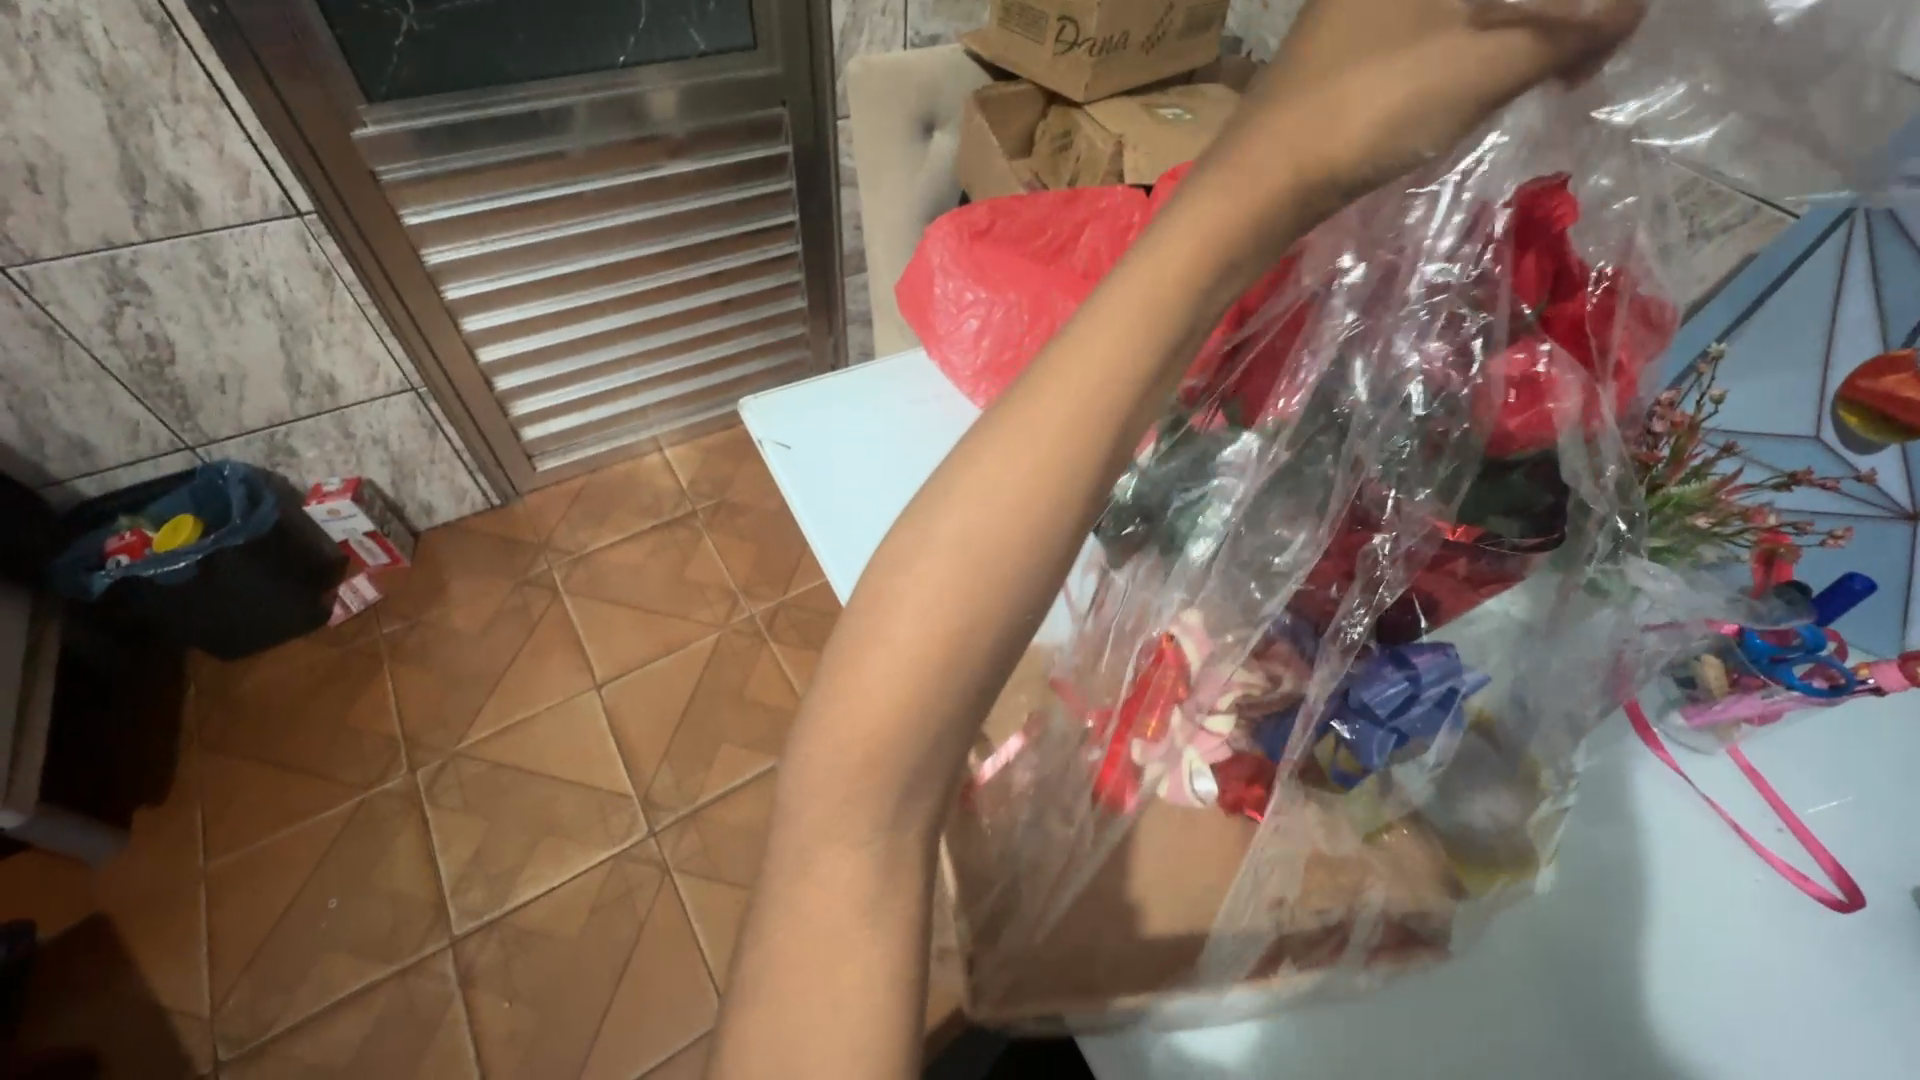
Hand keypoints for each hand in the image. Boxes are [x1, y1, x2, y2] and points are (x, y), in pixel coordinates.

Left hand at [1174, 0, 1644, 265]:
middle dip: (1542, 17)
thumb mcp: (1488, 64)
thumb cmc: (1376, 106)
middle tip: (1579, 54)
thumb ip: (1566, 32)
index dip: (1567, 12)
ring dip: (1509, 28)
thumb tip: (1627, 13)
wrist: (1263, 177)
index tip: (1601, 32)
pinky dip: (1466, 44)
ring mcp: (1356, 8)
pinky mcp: (1341, 47)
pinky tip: (1482, 78)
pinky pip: (1424, 29)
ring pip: (1455, 10)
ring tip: (1547, 66)